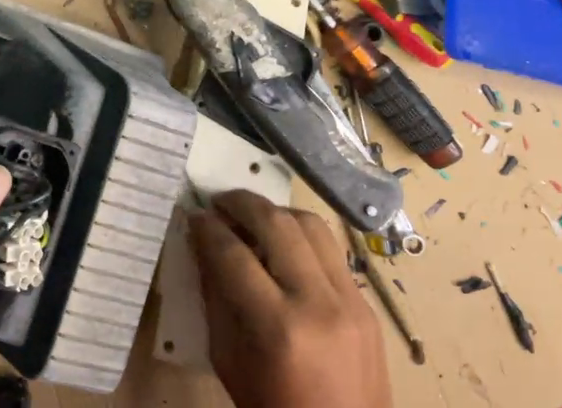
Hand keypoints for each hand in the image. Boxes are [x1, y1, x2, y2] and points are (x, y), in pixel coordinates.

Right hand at [189, 191, 389, 407]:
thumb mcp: (229, 359)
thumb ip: (216, 296)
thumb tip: (203, 245)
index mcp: (278, 327)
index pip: (233, 254)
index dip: (207, 228)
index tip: (193, 214)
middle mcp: (319, 304)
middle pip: (277, 224)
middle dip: (241, 203)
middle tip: (219, 202)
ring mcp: (351, 302)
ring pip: (311, 225)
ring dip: (276, 213)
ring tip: (252, 219)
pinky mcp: (368, 306)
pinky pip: (331, 252)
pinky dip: (301, 239)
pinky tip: (282, 248)